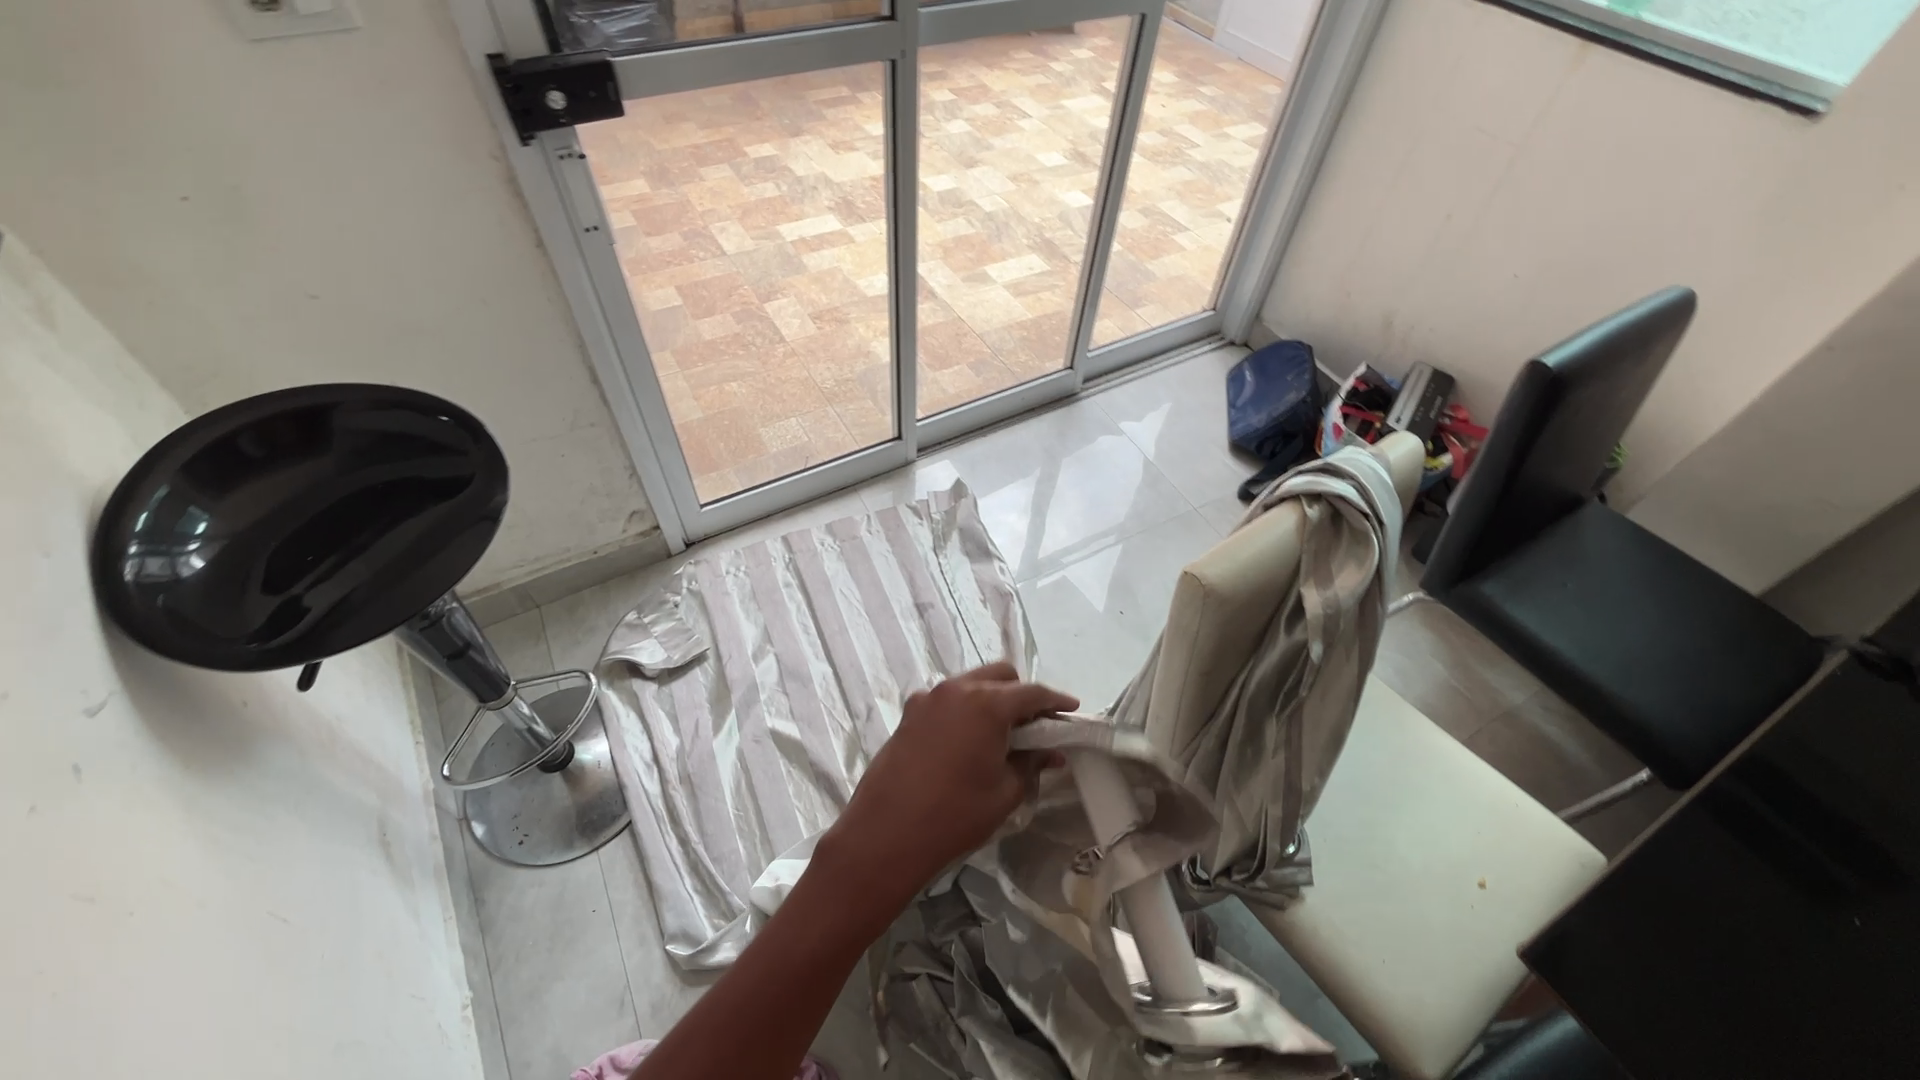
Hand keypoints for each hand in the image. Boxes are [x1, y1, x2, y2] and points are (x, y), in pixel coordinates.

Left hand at [821, 662, 1077, 905]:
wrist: (886, 835)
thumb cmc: (954, 816)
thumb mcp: (1005, 793)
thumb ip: (1032, 764)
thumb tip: (1050, 752)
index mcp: (986, 703)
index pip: (1032, 692)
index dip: (1056, 701)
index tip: (1072, 711)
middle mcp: (956, 690)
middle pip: (1000, 676)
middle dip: (1022, 694)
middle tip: (1037, 725)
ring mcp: (927, 699)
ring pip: (970, 684)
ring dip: (992, 699)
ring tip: (1004, 734)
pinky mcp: (908, 715)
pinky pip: (947, 701)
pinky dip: (966, 710)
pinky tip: (970, 741)